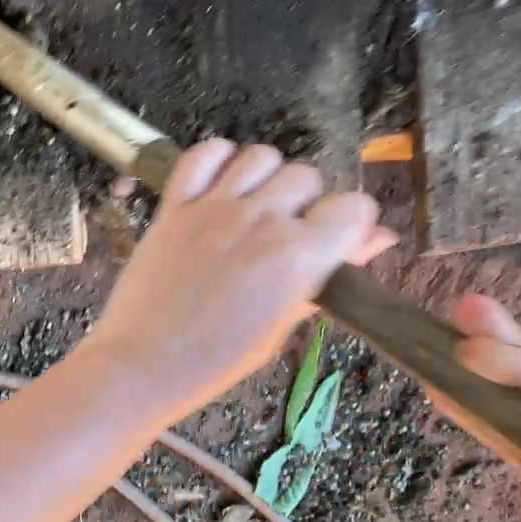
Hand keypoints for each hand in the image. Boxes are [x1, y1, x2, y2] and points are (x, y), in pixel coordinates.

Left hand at [83, 139, 397, 399]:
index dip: (346, 224)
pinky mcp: (173, 210)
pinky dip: (214, 159)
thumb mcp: (282, 324)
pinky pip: (201, 156)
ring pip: (259, 156)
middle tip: (275, 236)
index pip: (354, 207)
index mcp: (298, 256)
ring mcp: (213, 211)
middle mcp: (260, 222)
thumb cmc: (214, 359)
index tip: (327, 241)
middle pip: (304, 176)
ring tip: (246, 210)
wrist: (142, 365)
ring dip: (261, 177)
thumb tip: (378, 240)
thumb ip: (326, 275)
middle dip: (299, 203)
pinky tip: (216, 185)